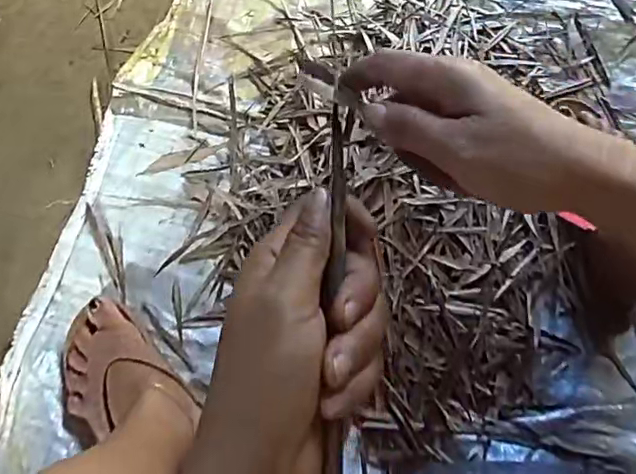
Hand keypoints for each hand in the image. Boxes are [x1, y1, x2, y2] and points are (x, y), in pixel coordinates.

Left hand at [184, 190, 384, 473]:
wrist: (264, 468)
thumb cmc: (266, 376)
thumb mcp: (285, 301)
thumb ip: (309, 244)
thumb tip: (321, 188)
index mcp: (281, 261)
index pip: (322, 213)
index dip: (350, 218)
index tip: (368, 238)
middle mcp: (304, 286)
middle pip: (358, 263)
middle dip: (358, 299)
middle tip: (338, 322)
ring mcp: (323, 327)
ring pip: (370, 311)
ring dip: (356, 350)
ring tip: (330, 379)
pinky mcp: (341, 363)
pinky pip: (371, 353)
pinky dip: (357, 380)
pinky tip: (333, 402)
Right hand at [341, 51, 608, 213]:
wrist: (584, 171)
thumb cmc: (517, 160)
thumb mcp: (454, 150)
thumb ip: (407, 128)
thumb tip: (369, 110)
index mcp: (445, 74)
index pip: (385, 62)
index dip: (355, 77)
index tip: (334, 100)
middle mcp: (455, 76)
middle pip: (402, 95)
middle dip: (400, 133)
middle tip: (425, 165)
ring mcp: (472, 95)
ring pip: (423, 118)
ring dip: (426, 150)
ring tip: (455, 175)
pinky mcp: (484, 114)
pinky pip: (446, 131)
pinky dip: (446, 154)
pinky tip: (470, 175)